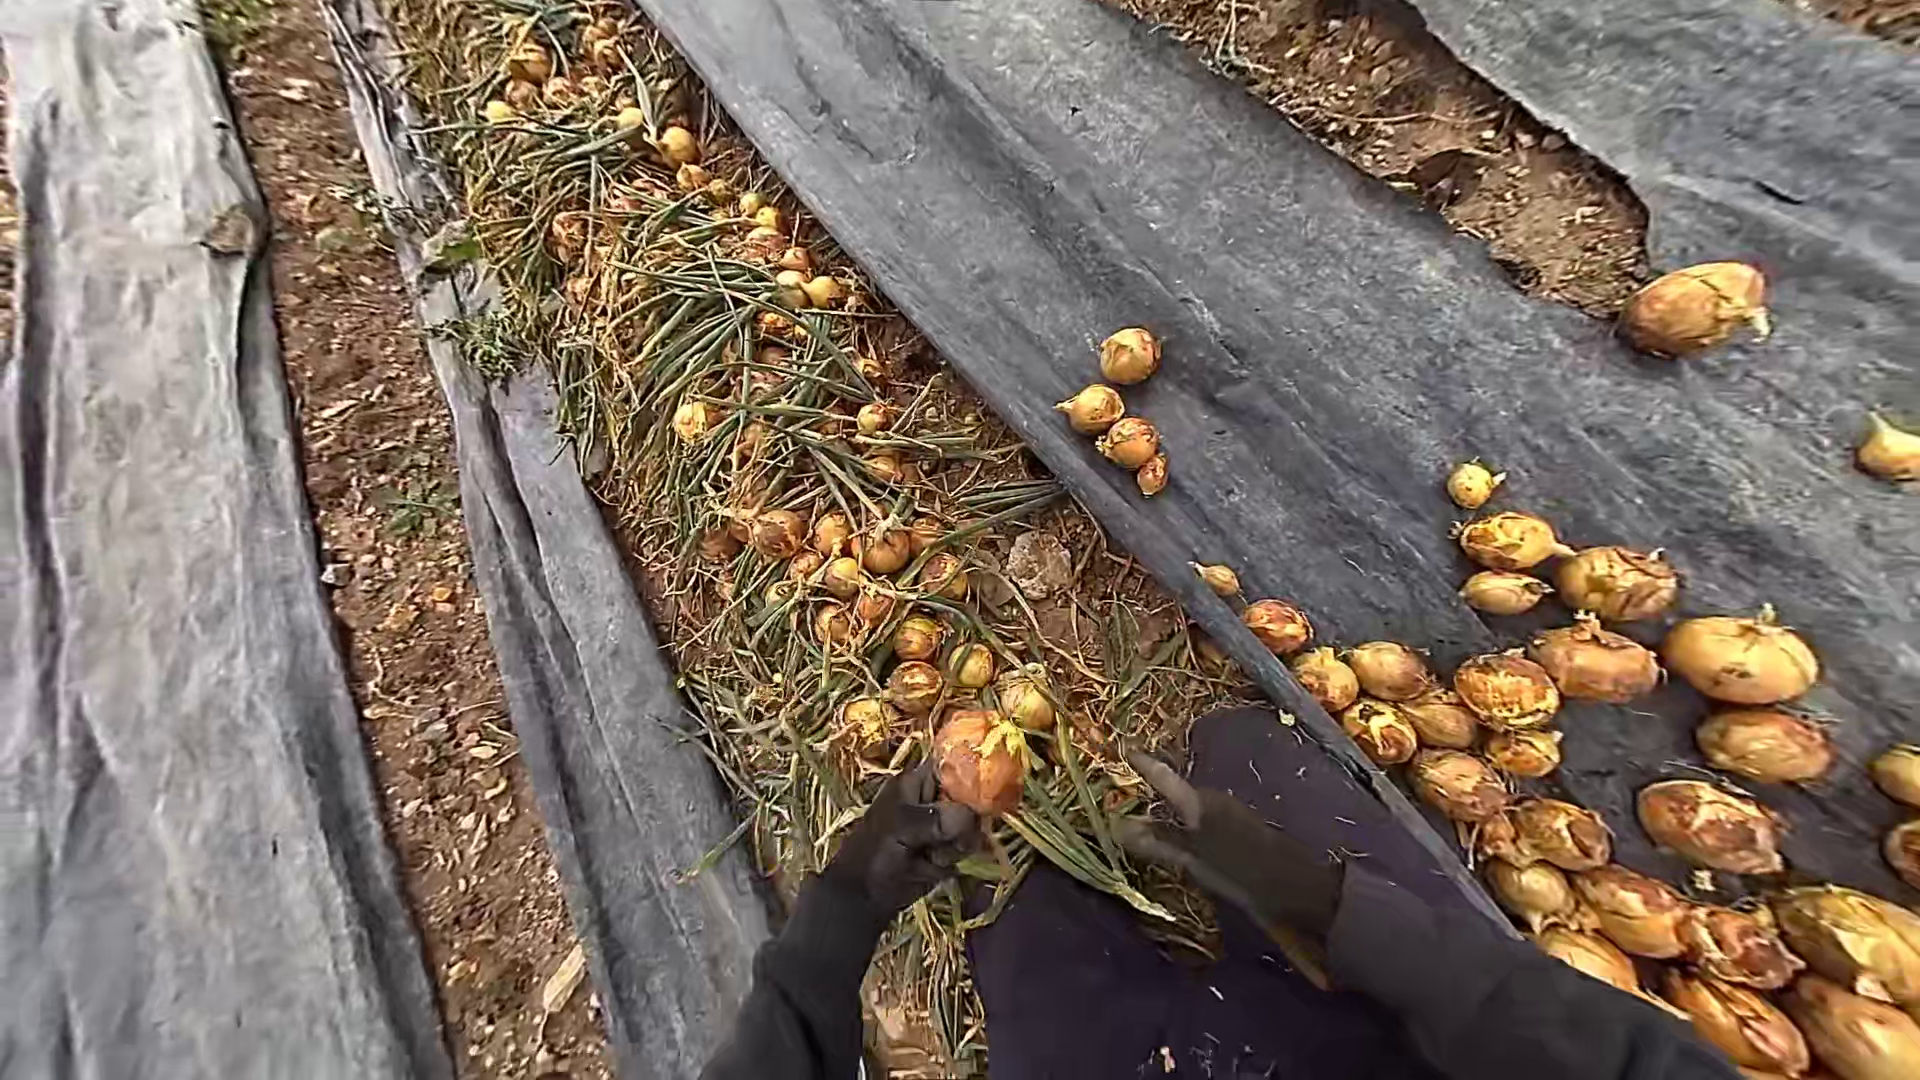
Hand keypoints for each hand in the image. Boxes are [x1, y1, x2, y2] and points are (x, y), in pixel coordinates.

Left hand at [824, 761, 979, 914]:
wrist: (864, 897)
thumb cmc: (873, 852)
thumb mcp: (900, 827)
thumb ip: (933, 818)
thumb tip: (970, 814)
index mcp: (917, 781)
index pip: (952, 765)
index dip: (970, 775)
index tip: (976, 798)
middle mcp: (933, 797)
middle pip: (970, 797)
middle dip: (965, 820)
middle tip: (949, 838)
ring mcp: (942, 824)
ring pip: (972, 825)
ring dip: (957, 844)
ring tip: (932, 856)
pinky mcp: (948, 848)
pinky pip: (968, 848)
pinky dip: (956, 859)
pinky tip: (935, 866)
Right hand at [1115, 752, 1342, 941]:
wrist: (1299, 888)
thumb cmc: (1241, 870)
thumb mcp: (1194, 860)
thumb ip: (1157, 843)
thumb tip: (1118, 826)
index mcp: (1197, 802)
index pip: (1162, 776)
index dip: (1143, 764)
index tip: (1124, 749)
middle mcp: (1210, 799)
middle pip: (1174, 792)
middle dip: (1153, 795)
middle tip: (1130, 803)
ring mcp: (1226, 811)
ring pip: (1188, 807)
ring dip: (1171, 813)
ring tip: (1152, 826)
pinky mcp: (1238, 826)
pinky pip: (1202, 818)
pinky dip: (1187, 824)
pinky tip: (1184, 842)